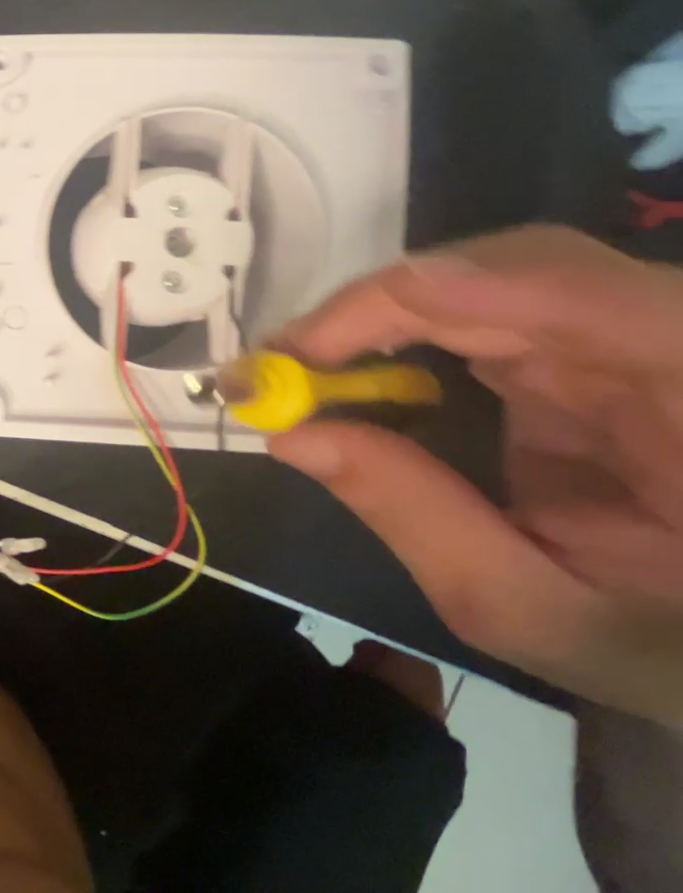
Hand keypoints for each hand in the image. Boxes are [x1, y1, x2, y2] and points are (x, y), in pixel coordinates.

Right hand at [270, 226, 682, 724]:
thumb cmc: (665, 649)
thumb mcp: (531, 609)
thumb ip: (416, 517)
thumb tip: (290, 435)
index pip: (562, 294)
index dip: (418, 298)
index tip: (300, 351)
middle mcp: (679, 343)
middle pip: (517, 268)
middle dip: (376, 308)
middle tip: (277, 366)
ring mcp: (645, 341)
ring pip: (496, 277)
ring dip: (383, 317)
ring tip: (299, 373)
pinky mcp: (604, 354)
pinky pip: (493, 311)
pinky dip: (407, 335)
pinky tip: (354, 373)